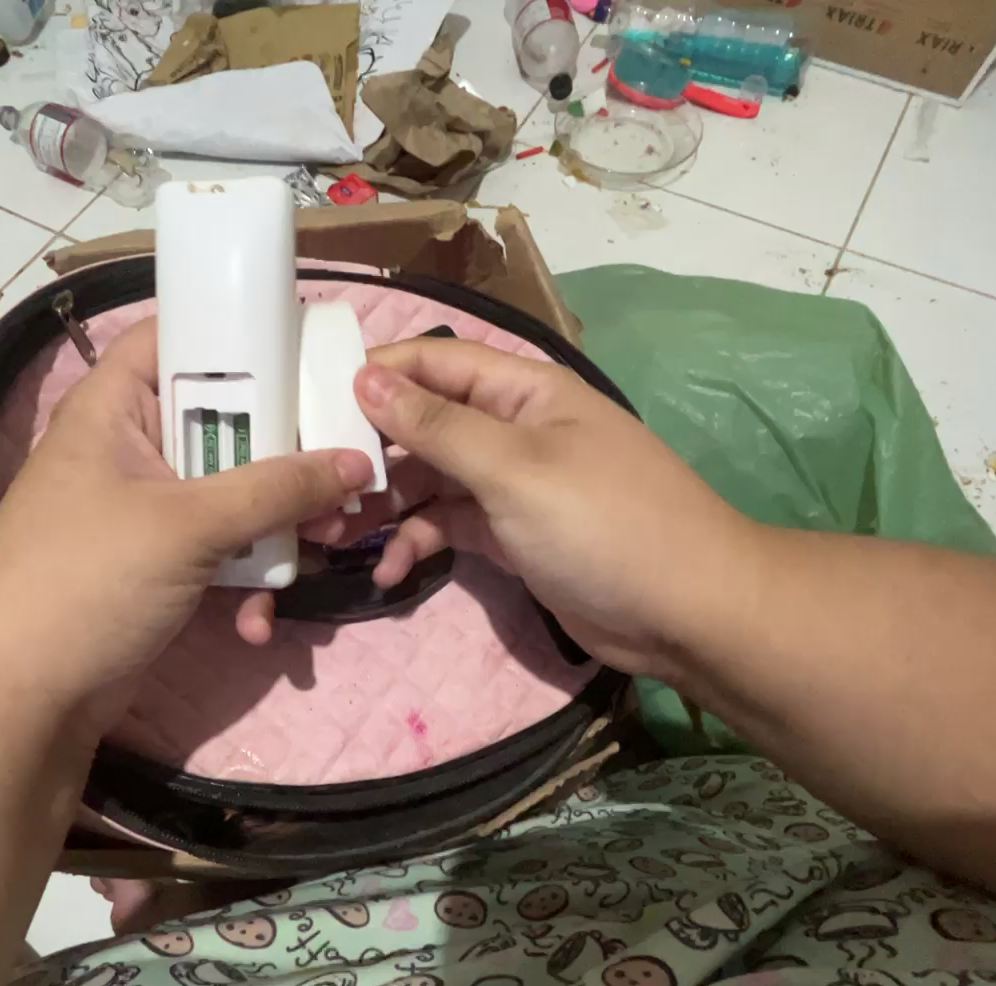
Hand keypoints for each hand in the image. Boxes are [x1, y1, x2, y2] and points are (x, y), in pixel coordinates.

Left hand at [0, 319, 373, 723]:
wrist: (23, 699)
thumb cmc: (88, 580)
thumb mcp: (186, 525)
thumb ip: (276, 490)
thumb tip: (355, 464)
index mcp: (116, 408)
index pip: (177, 336)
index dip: (239, 334)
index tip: (307, 353)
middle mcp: (134, 449)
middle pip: (226, 422)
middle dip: (287, 454)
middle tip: (342, 474)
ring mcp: (150, 510)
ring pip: (234, 492)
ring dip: (279, 526)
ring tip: (323, 547)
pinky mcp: (164, 563)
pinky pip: (224, 550)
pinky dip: (247, 579)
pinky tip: (260, 621)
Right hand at [289, 338, 760, 678]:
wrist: (686, 613)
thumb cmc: (604, 524)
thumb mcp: (515, 468)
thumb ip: (438, 425)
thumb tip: (366, 377)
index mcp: (521, 391)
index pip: (432, 362)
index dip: (373, 375)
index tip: (308, 401)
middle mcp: (510, 429)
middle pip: (421, 425)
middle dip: (368, 453)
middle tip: (313, 487)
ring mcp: (508, 485)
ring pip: (428, 481)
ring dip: (385, 507)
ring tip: (334, 538)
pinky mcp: (507, 534)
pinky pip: (447, 526)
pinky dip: (417, 545)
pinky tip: (389, 571)